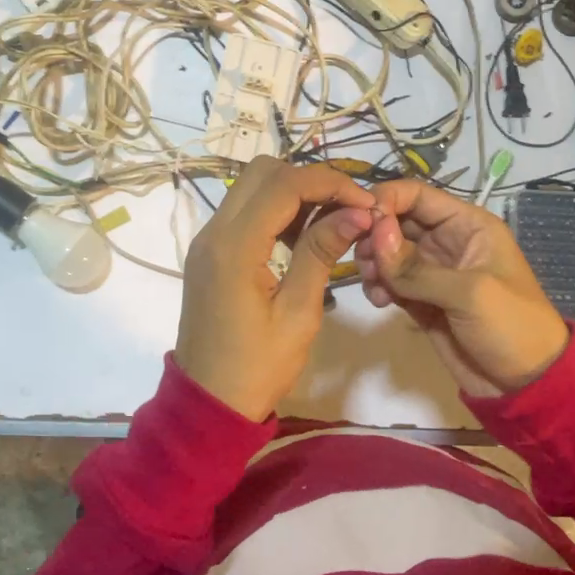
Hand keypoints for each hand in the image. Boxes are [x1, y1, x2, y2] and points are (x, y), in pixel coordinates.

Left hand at [176, 156, 374, 420]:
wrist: (208, 403)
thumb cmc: (258, 368)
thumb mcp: (298, 314)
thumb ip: (322, 254)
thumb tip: (358, 213)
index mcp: (234, 247)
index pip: (284, 185)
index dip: (330, 184)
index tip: (366, 205)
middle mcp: (214, 232)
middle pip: (264, 172)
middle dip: (311, 180)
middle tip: (348, 209)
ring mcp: (208, 240)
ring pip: (252, 186)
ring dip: (293, 193)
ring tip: (333, 222)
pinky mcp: (210, 252)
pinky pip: (244, 211)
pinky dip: (276, 210)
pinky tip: (304, 237)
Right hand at [355, 180, 567, 396]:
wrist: (526, 384)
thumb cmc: (510, 325)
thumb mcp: (469, 293)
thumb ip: (416, 267)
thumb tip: (373, 233)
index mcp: (468, 225)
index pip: (418, 195)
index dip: (387, 199)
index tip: (358, 220)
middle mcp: (448, 240)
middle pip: (398, 220)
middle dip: (374, 234)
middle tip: (360, 258)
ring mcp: (433, 272)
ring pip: (390, 252)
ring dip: (373, 262)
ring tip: (372, 284)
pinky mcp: (421, 300)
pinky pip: (391, 282)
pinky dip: (379, 286)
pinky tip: (379, 301)